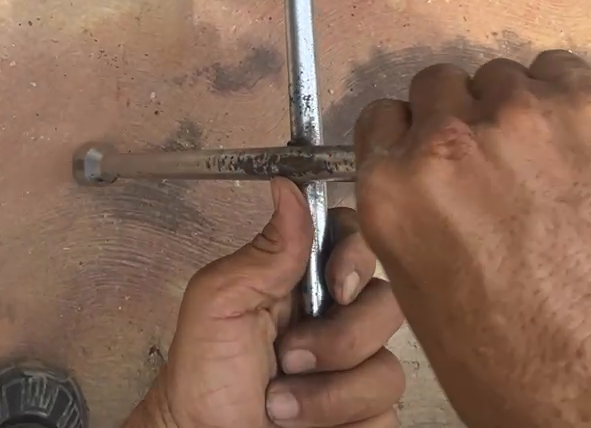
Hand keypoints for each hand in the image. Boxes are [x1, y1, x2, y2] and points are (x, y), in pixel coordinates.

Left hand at [126, 177, 406, 427]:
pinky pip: (387, 407)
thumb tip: (288, 186)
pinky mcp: (369, 414)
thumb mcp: (221, 301)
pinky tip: (302, 422)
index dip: (355, 254)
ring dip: (327, 387)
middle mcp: (334, 316)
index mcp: (298, 277)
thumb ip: (265, 249)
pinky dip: (337, 415)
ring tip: (280, 401)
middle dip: (339, 335)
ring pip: (387, 359)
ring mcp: (355, 367)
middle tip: (289, 354)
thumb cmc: (203, 379)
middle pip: (382, 298)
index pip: (351, 238)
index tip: (335, 282)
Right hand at [352, 52, 590, 427]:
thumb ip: (414, 219)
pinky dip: (571, 95)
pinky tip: (590, 141)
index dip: (412, 132)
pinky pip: (563, 68)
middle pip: (437, 83)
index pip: (383, 118)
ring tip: (556, 156)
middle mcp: (444, 143)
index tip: (437, 146)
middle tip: (502, 155)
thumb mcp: (428, 300)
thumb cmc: (536, 373)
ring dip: (519, 106)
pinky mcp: (590, 110)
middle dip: (463, 113)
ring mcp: (517, 119)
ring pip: (502, 75)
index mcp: (393, 192)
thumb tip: (429, 188)